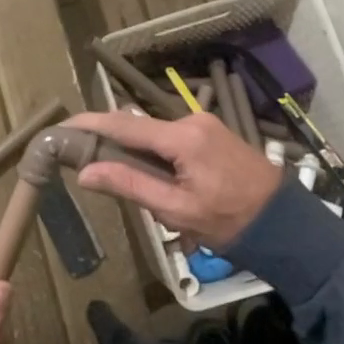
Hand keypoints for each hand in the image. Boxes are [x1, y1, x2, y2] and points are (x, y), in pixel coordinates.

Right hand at [65, 110, 283, 247]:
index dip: (89, 124)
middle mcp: (191, 120)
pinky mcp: (212, 133)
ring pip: (153, 133)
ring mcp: (204, 124)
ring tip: (116, 177)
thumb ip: (130, 186)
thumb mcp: (176, 209)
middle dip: (108, 140)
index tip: (60, 127)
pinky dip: (153, 152)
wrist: (284, 223)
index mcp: (183, 137)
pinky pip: (170, 137)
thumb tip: (85, 173)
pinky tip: (148, 175)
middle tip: (81, 159)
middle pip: (136, 126)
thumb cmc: (229, 221)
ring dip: (133, 151)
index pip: (123, 125)